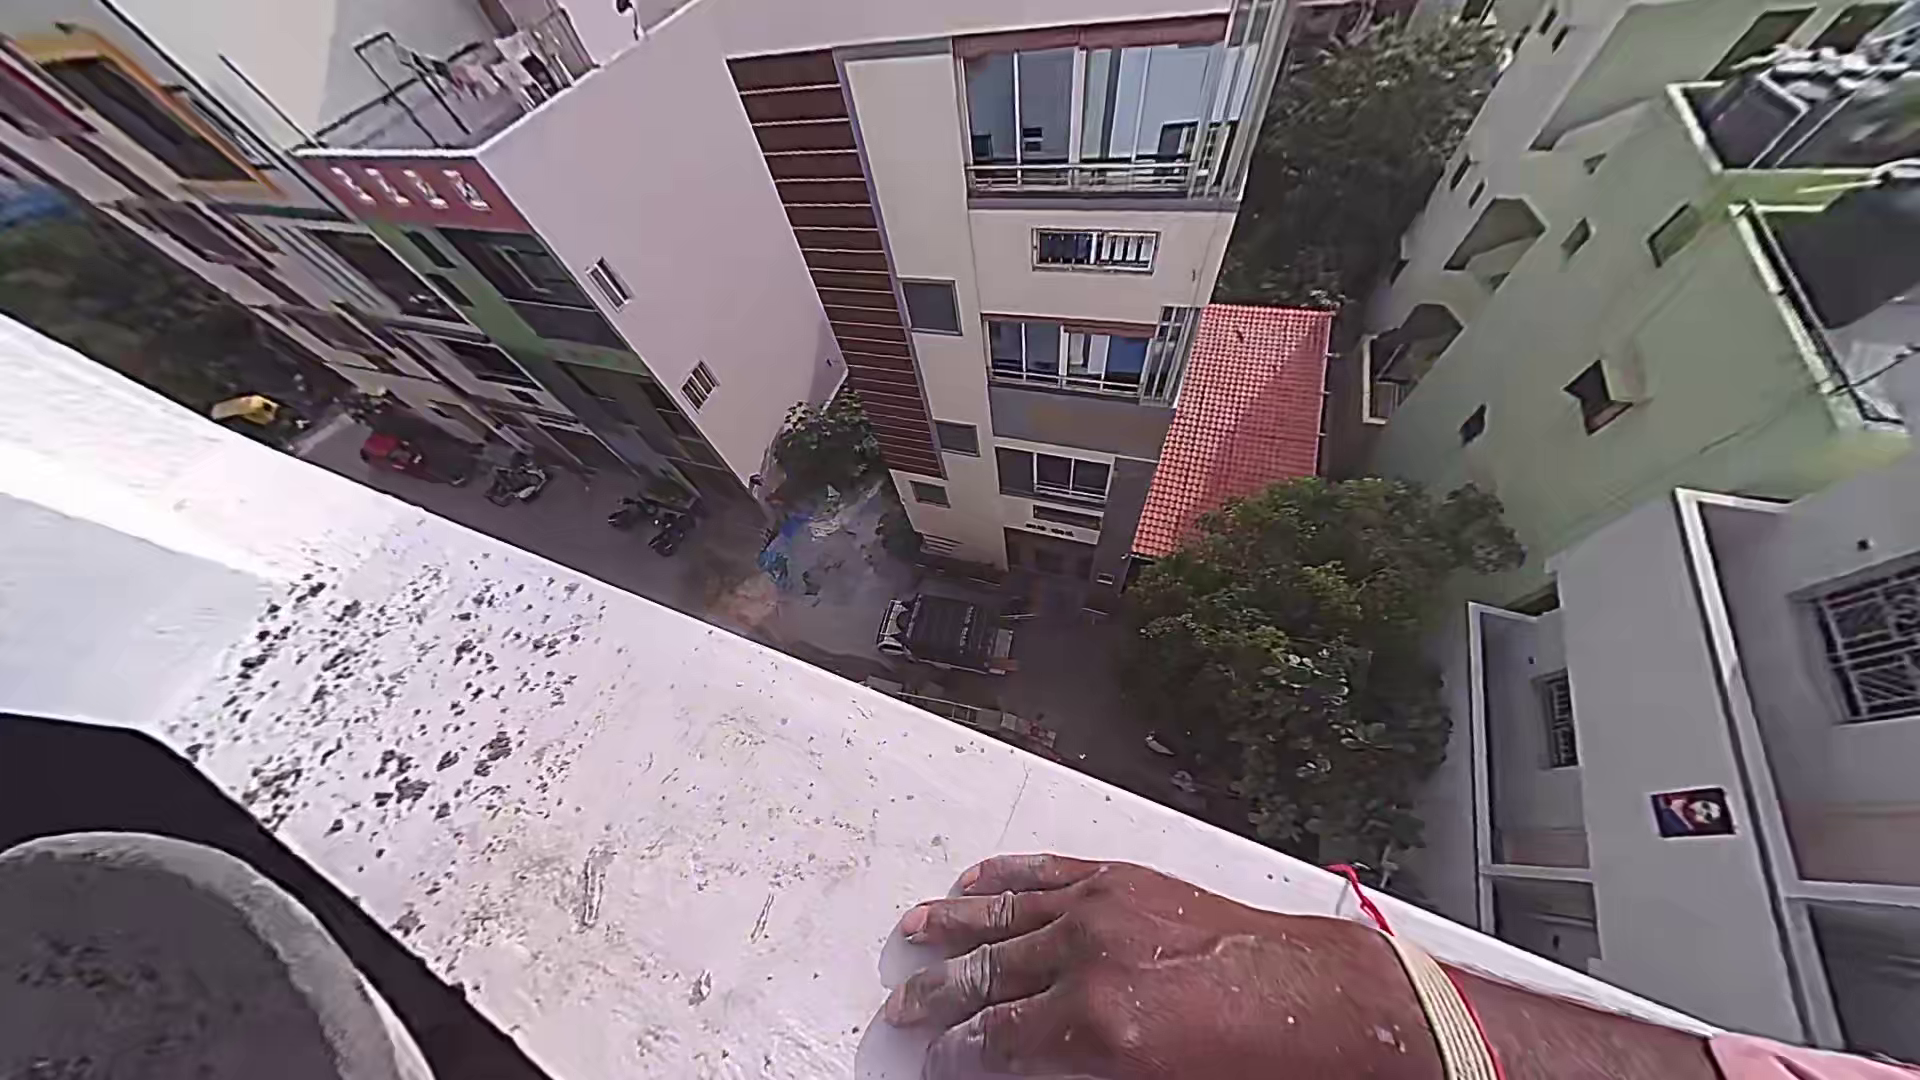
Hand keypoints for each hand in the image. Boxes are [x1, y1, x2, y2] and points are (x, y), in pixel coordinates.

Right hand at [882, 854, 1439, 1078]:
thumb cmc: (1244, 1068)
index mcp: (1096, 1024)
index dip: (954, 1050)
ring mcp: (1098, 904)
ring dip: (955, 922)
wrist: (1308, 998)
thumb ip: (1075, 1071)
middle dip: (938, 992)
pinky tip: (976, 878)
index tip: (928, 1055)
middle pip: (989, 974)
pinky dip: (1006, 874)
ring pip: (1005, 912)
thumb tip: (1019, 1061)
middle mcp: (1085, 955)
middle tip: (899, 1001)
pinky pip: (1045, 871)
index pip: (997, 1039)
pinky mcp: (1116, 876)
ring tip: (914, 926)